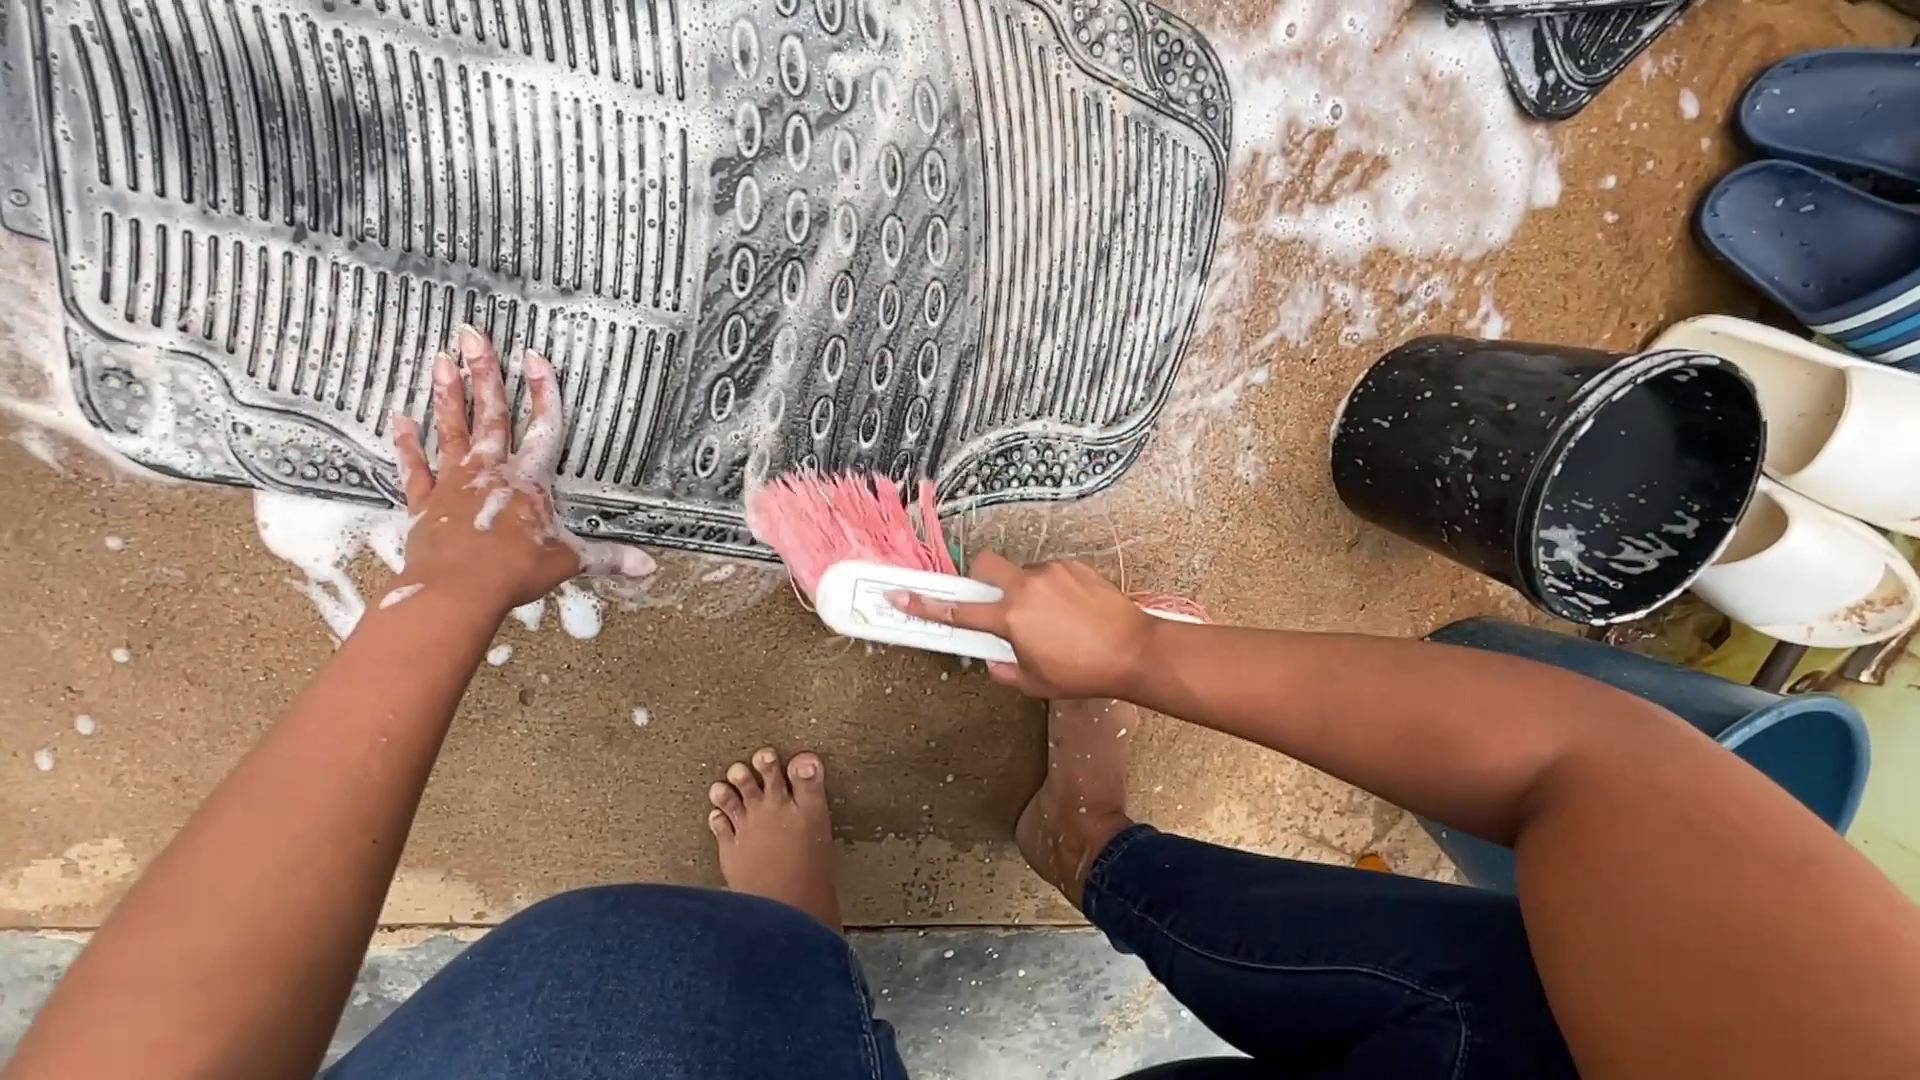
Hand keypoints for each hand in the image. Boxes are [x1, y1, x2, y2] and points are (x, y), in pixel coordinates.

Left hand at [390, 326, 655, 614]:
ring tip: (438, 360)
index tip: (534, 356)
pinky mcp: (426, 503)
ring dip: (446, 394)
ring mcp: (454, 484)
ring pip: (451, 430)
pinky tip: (399, 419)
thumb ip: (609, 558)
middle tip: (472, 336)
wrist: (457, 591)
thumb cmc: (515, 572)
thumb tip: (649, 567)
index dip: (543, 391)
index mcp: (530, 481)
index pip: (543, 426)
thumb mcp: (570, 562)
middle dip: (483, 373)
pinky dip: (407, 444)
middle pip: (489, 414)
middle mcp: (491, 472)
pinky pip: (415, 467)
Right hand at [892, 552, 1156, 699]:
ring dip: (1022, 590)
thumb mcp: (1035, 683)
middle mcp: (1025, 587)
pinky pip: (1048, 573)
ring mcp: (1050, 572)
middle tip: (994, 602)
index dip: (924, 604)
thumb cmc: (1083, 672)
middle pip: (983, 565)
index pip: (957, 610)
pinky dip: (1049, 589)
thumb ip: (1004, 670)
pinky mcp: (1072, 566)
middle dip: (979, 578)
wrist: (1133, 651)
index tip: (899, 595)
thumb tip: (993, 659)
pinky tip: (1069, 611)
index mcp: (1011, 618)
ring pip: (1020, 572)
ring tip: (1049, 618)